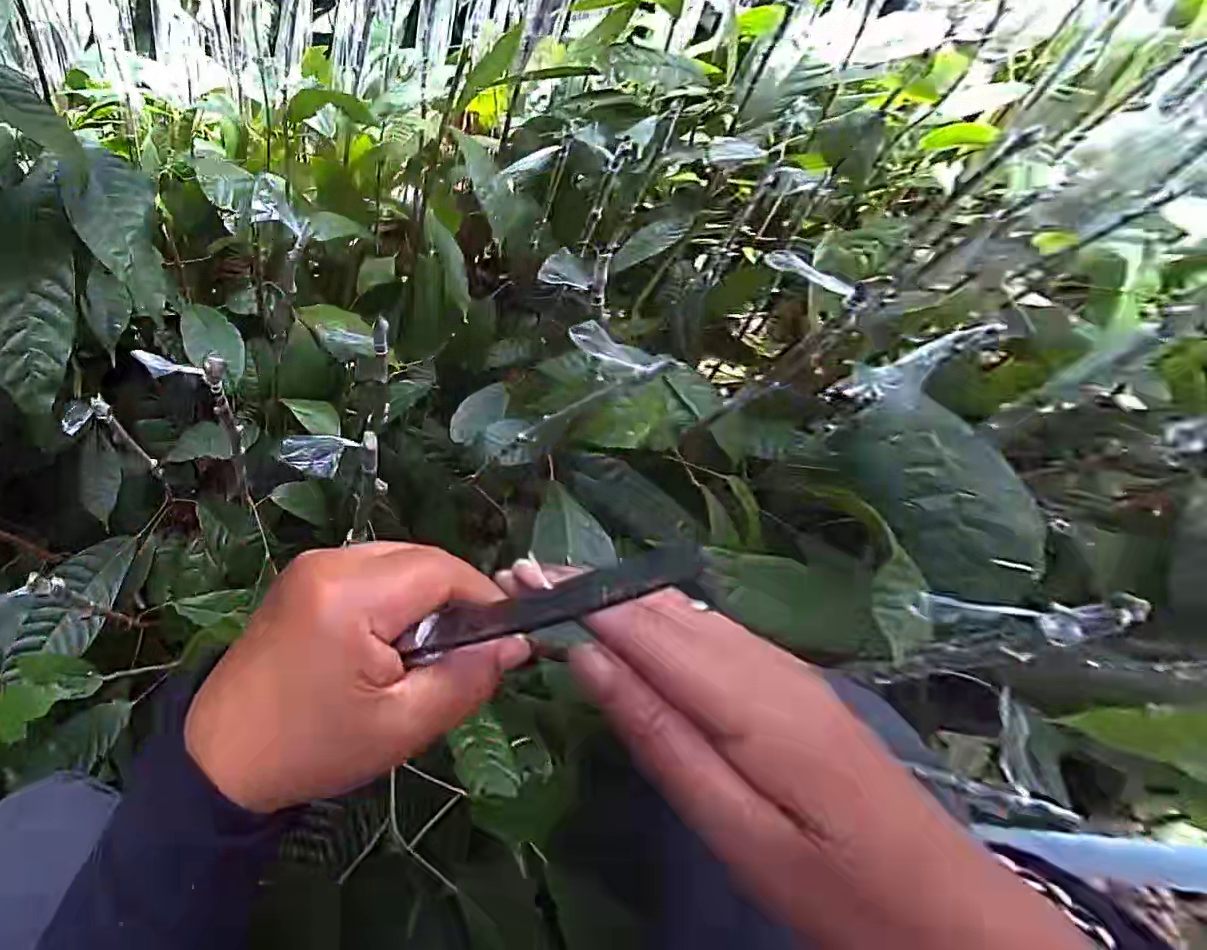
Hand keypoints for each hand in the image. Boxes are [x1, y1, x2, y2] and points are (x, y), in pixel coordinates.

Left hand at [184, 542, 530, 812]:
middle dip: (452, 597)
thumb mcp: (401, 726)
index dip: (483, 596)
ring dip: (420, 597)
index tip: (504, 638)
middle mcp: (327, 561)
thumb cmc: (312, 746)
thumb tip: (513, 642)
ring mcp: (308, 564)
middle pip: (415, 557)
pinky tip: (385, 642)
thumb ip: (465, 678)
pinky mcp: (299, 576)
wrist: (224, 751)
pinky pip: (363, 570)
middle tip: (462, 655)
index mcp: (349, 593)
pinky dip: (389, 596)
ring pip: (392, 560)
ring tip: (420, 655)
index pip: (439, 567)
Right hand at [509, 565, 1087, 949]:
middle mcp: (764, 664)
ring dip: (611, 593)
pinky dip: (648, 610)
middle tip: (518, 572)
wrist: (968, 926)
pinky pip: (704, 625)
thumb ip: (655, 733)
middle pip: (657, 606)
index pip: (641, 627)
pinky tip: (621, 612)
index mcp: (749, 701)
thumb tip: (584, 656)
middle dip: (583, 585)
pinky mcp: (788, 679)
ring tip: (553, 583)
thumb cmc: (837, 890)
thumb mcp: (732, 827)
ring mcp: (781, 667)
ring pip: (679, 609)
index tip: (517, 575)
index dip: (575, 596)